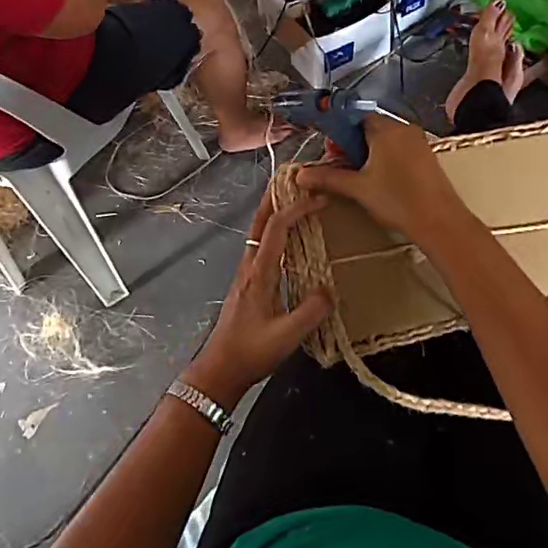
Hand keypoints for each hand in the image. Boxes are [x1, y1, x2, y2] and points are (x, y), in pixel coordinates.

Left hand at [182, 187, 332, 408]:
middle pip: (261, 219)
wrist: (219, 370)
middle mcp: (250, 265)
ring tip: (295, 196)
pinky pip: (262, 243)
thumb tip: (329, 288)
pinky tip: (289, 235)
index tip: (321, 199)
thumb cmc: (251, 353)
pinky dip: (275, 227)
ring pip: (260, 229)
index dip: (298, 208)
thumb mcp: (287, 336)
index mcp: (259, 272)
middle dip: (278, 193)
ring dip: (275, 208)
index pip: (278, 227)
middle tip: (297, 176)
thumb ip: (311, 311)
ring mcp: (246, 272)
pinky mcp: (248, 281)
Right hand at [297, 116, 473, 241]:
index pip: (355, 116)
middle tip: (341, 165)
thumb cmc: (397, 200)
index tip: (331, 150)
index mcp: (386, 129)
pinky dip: (384, 158)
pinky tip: (378, 180)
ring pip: (384, 139)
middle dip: (352, 143)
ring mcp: (418, 142)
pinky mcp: (426, 156)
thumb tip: (301, 175)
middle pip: (370, 127)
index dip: (339, 131)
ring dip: (367, 152)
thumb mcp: (358, 188)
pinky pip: (398, 148)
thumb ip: (328, 177)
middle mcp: (403, 128)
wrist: (440, 221)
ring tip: (358, 176)